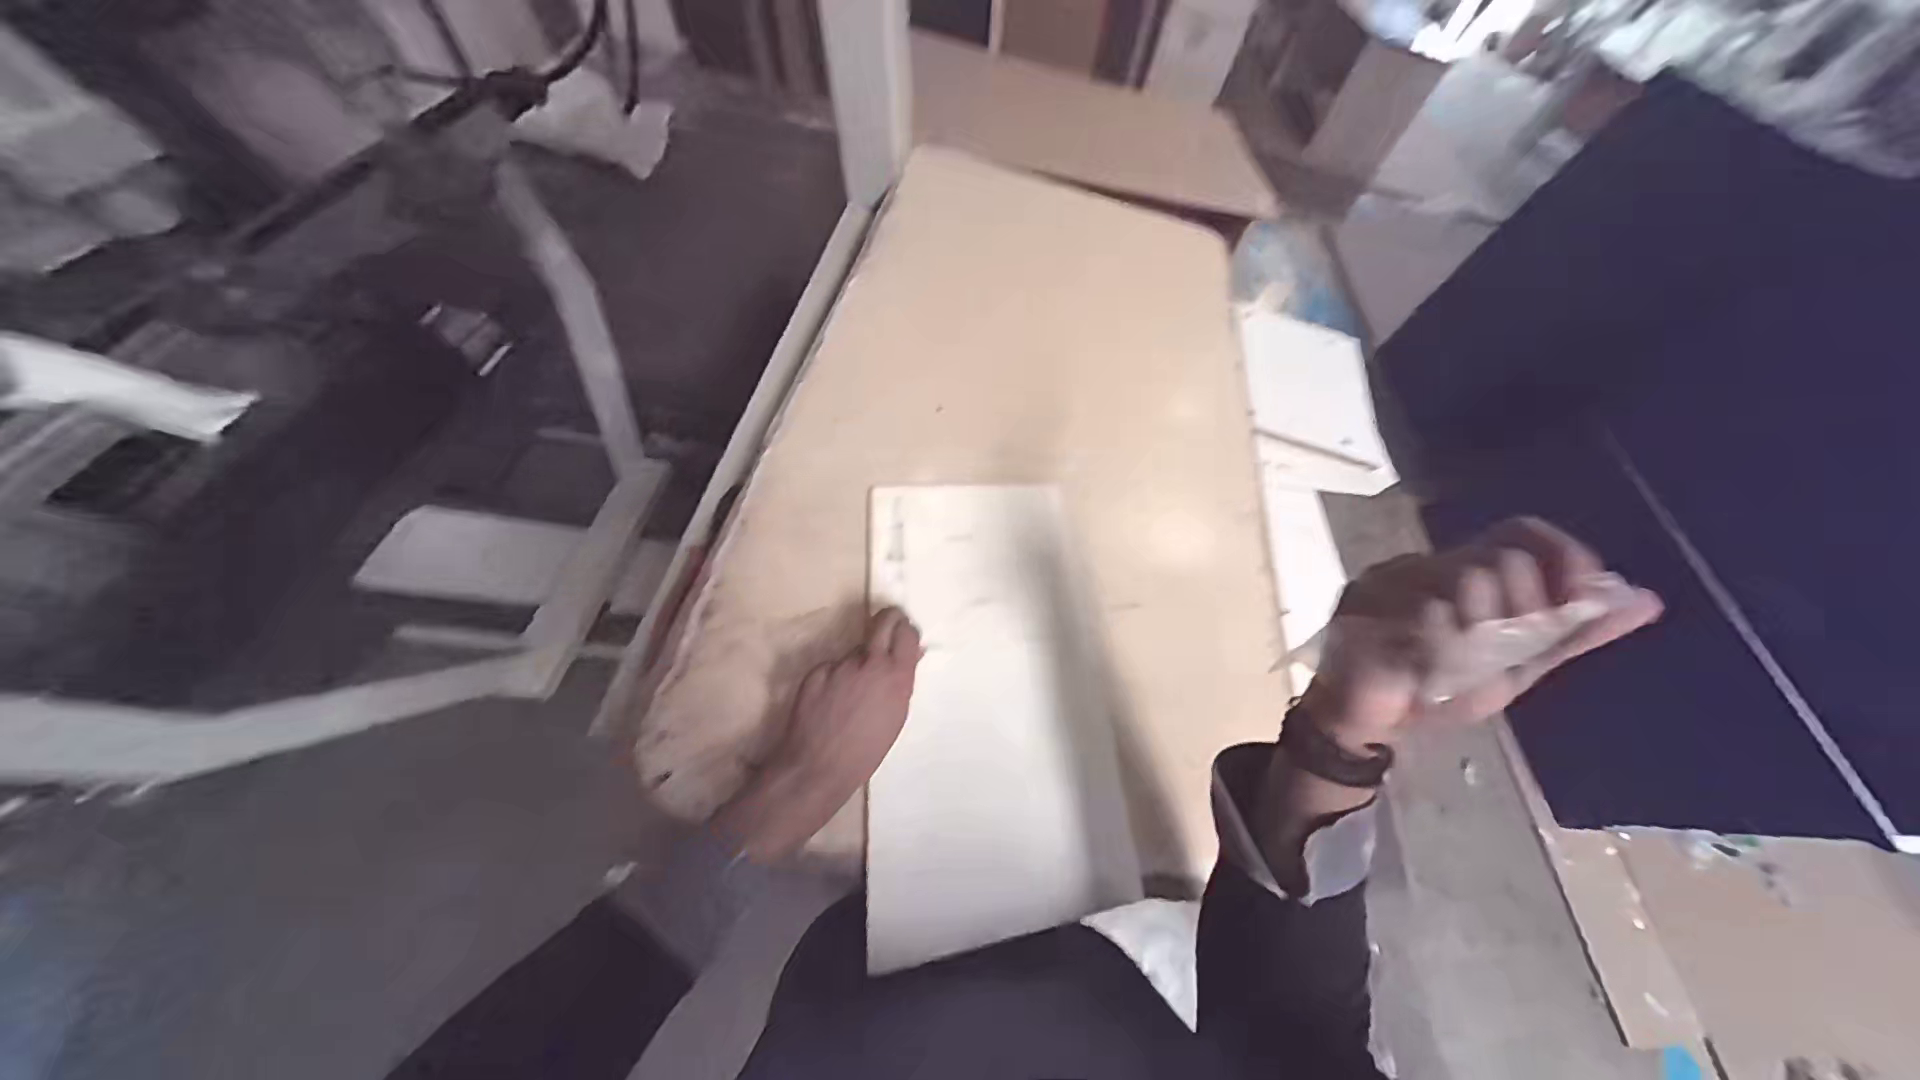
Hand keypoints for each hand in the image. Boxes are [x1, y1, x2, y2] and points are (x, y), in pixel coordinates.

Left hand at [762, 606, 922, 797]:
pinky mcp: (816, 671)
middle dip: (888, 619)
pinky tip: (829, 702)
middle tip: (888, 625)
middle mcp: (870, 663)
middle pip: (883, 621)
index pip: (906, 632)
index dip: (905, 629)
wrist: (818, 767)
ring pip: (854, 652)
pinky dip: (832, 679)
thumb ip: (902, 681)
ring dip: (856, 663)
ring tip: (850, 694)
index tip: (904, 630)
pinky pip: (830, 668)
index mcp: (897, 676)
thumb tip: (910, 656)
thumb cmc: (867, 751)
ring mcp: (840, 664)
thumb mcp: (896, 716)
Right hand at [1300, 517, 1662, 751]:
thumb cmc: (1433, 691)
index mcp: (1457, 570)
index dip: (1561, 555)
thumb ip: (1569, 634)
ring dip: (1483, 631)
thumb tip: (1645, 599)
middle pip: (1498, 558)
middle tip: (1504, 649)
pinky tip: (1430, 670)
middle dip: (1525, 609)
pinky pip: (1426, 613)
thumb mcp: (1514, 667)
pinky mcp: (1360, 606)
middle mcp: (1420, 565)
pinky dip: (1446, 648)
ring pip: (1464, 579)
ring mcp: (1385, 582)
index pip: (1517, 533)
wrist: (1363, 720)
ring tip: (1459, 663)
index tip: (1583, 598)